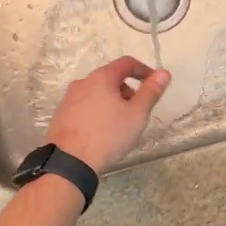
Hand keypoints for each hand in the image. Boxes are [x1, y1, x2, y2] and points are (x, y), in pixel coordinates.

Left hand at [44, 57, 170, 173]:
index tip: (154, 83)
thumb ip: (151, 92)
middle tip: (137, 111)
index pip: (126, 63)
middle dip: (127, 90)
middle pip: (110, 78)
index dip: (143, 70)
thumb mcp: (137, 114)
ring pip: (97, 93)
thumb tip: (163, 73)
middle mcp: (83, 82)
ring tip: (119, 125)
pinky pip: (85, 106)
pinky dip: (97, 112)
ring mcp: (69, 98)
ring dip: (112, 102)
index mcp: (102, 78)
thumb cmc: (108, 135)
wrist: (70, 161)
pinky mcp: (61, 115)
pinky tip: (101, 132)